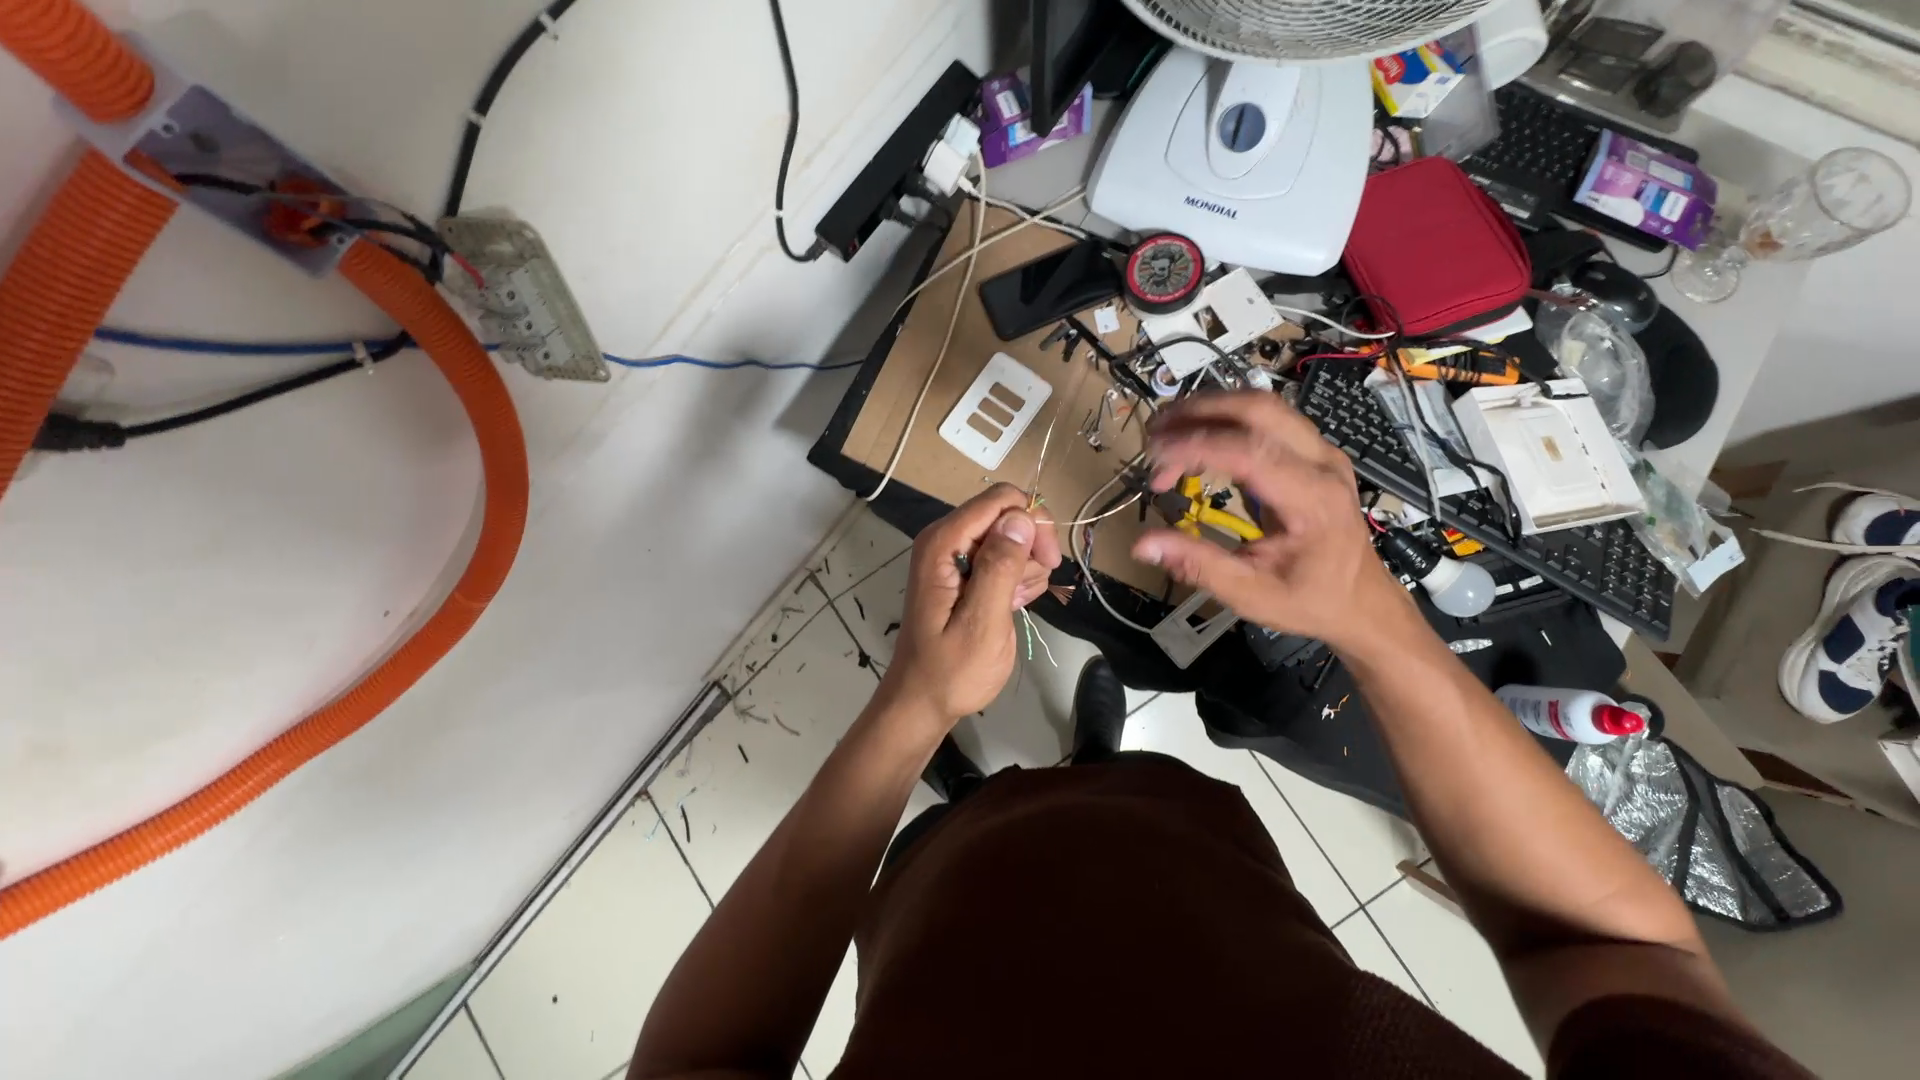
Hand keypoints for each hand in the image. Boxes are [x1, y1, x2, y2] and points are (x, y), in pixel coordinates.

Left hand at [878, 484, 1062, 726]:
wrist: (924, 701)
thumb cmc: (950, 671)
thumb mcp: (981, 623)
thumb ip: (1000, 567)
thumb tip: (1021, 518)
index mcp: (943, 543)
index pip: (999, 500)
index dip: (1031, 523)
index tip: (1048, 561)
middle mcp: (947, 540)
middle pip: (1008, 515)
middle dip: (1031, 547)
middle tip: (1031, 589)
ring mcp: (956, 557)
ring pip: (1013, 537)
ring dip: (1026, 568)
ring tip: (1013, 605)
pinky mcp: (968, 574)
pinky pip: (1006, 559)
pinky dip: (1017, 580)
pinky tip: (1011, 606)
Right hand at [1130, 392, 1410, 653]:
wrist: (1362, 602)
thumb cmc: (1310, 601)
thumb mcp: (1251, 594)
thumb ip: (1197, 564)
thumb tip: (1142, 544)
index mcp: (1313, 500)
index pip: (1250, 451)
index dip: (1196, 446)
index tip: (1154, 457)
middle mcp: (1323, 463)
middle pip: (1259, 409)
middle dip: (1199, 411)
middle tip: (1154, 432)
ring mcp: (1322, 452)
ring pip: (1264, 405)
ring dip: (1211, 409)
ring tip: (1166, 430)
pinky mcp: (1314, 452)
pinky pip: (1269, 418)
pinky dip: (1227, 420)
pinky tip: (1197, 437)